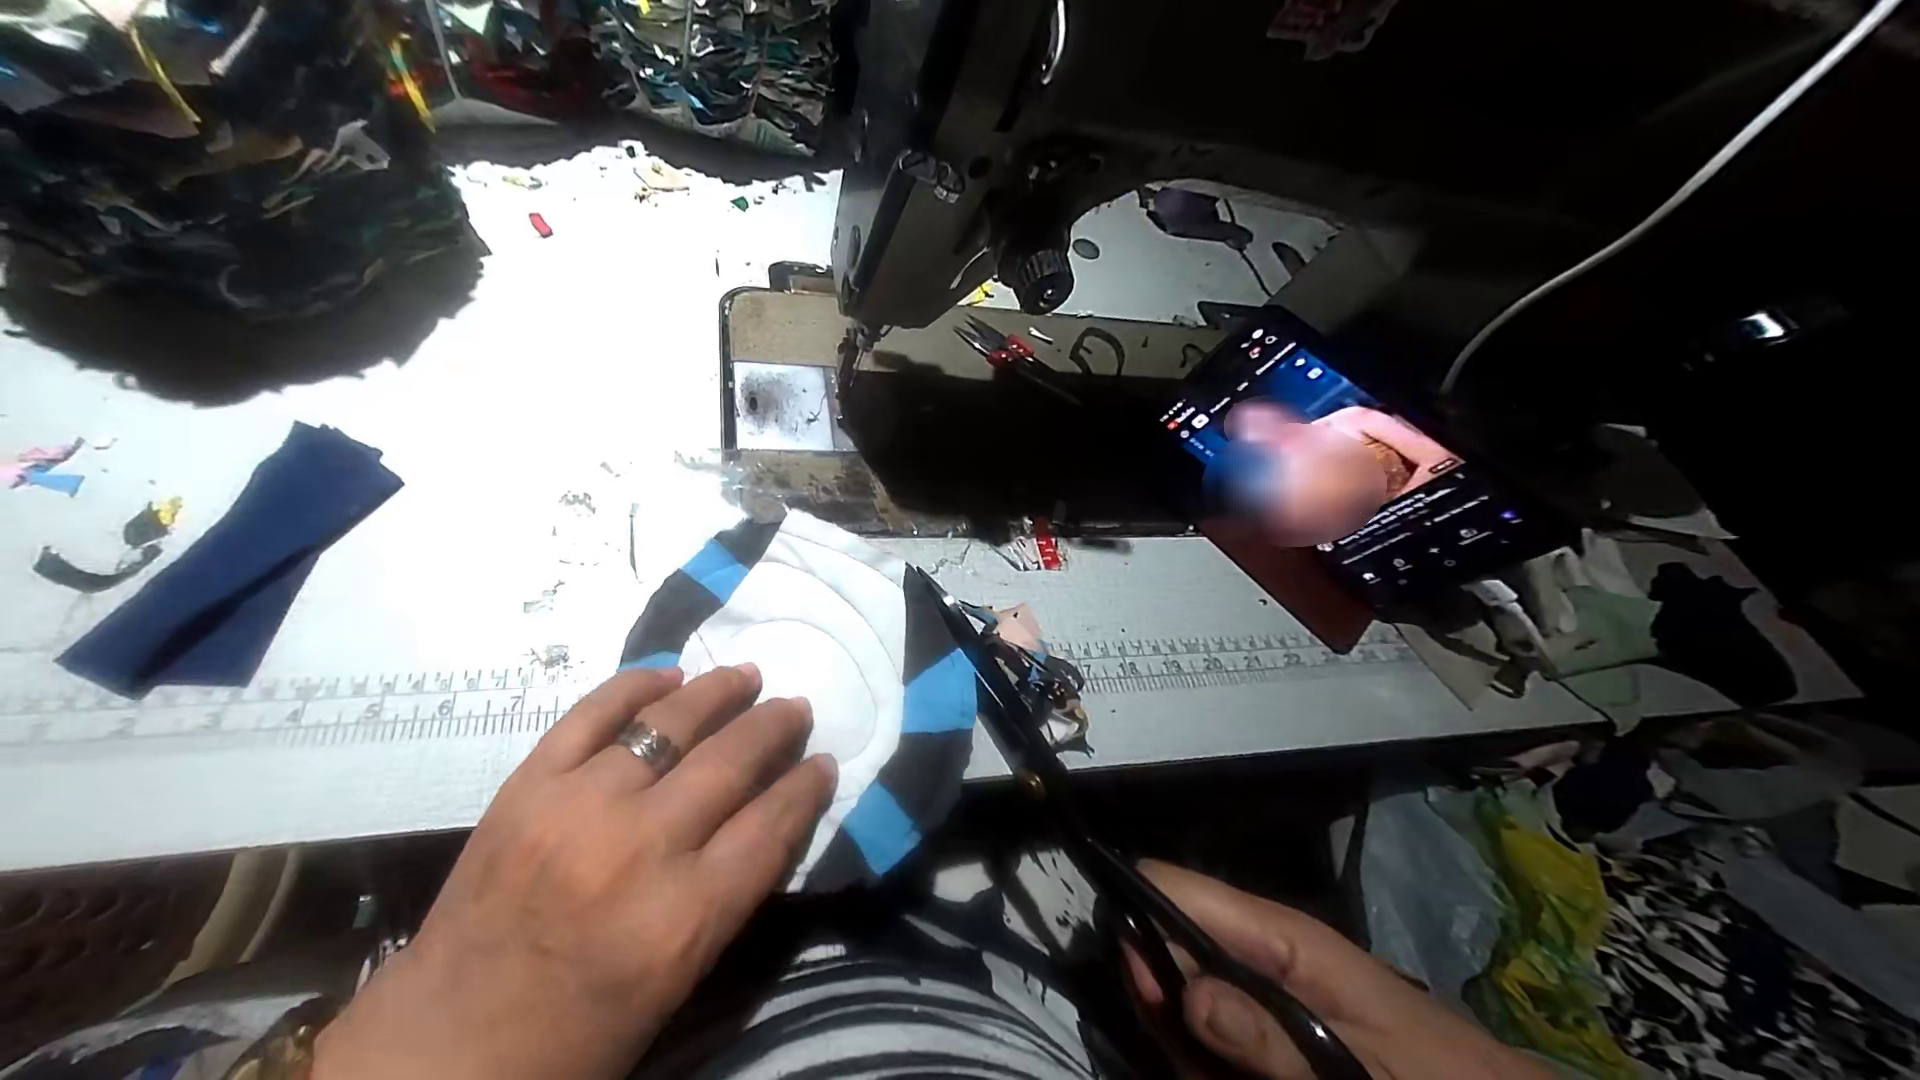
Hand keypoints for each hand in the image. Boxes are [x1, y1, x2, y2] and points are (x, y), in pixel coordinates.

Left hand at [313, 665, 835, 1079]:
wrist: (440, 1053)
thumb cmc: (581, 1031)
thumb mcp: (683, 973)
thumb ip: (734, 885)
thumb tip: (774, 806)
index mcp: (683, 917)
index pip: (772, 824)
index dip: (807, 786)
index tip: (824, 761)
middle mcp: (636, 852)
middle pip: (731, 762)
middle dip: (775, 726)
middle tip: (795, 708)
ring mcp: (574, 811)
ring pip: (668, 725)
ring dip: (718, 692)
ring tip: (746, 676)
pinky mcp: (524, 789)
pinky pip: (591, 716)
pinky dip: (635, 686)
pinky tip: (668, 677)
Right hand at [1129, 860, 1549, 1079]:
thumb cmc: (1428, 1071)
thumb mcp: (1359, 1066)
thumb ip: (1273, 1037)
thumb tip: (1186, 990)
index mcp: (1272, 931)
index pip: (1169, 884)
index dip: (1138, 916)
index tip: (1138, 980)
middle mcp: (1249, 944)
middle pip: (1158, 939)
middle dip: (1156, 996)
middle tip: (1194, 1058)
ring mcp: (1248, 981)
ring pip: (1172, 990)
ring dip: (1178, 1038)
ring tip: (1223, 1075)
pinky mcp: (1254, 1014)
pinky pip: (1199, 1026)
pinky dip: (1198, 1058)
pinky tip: (1224, 1076)